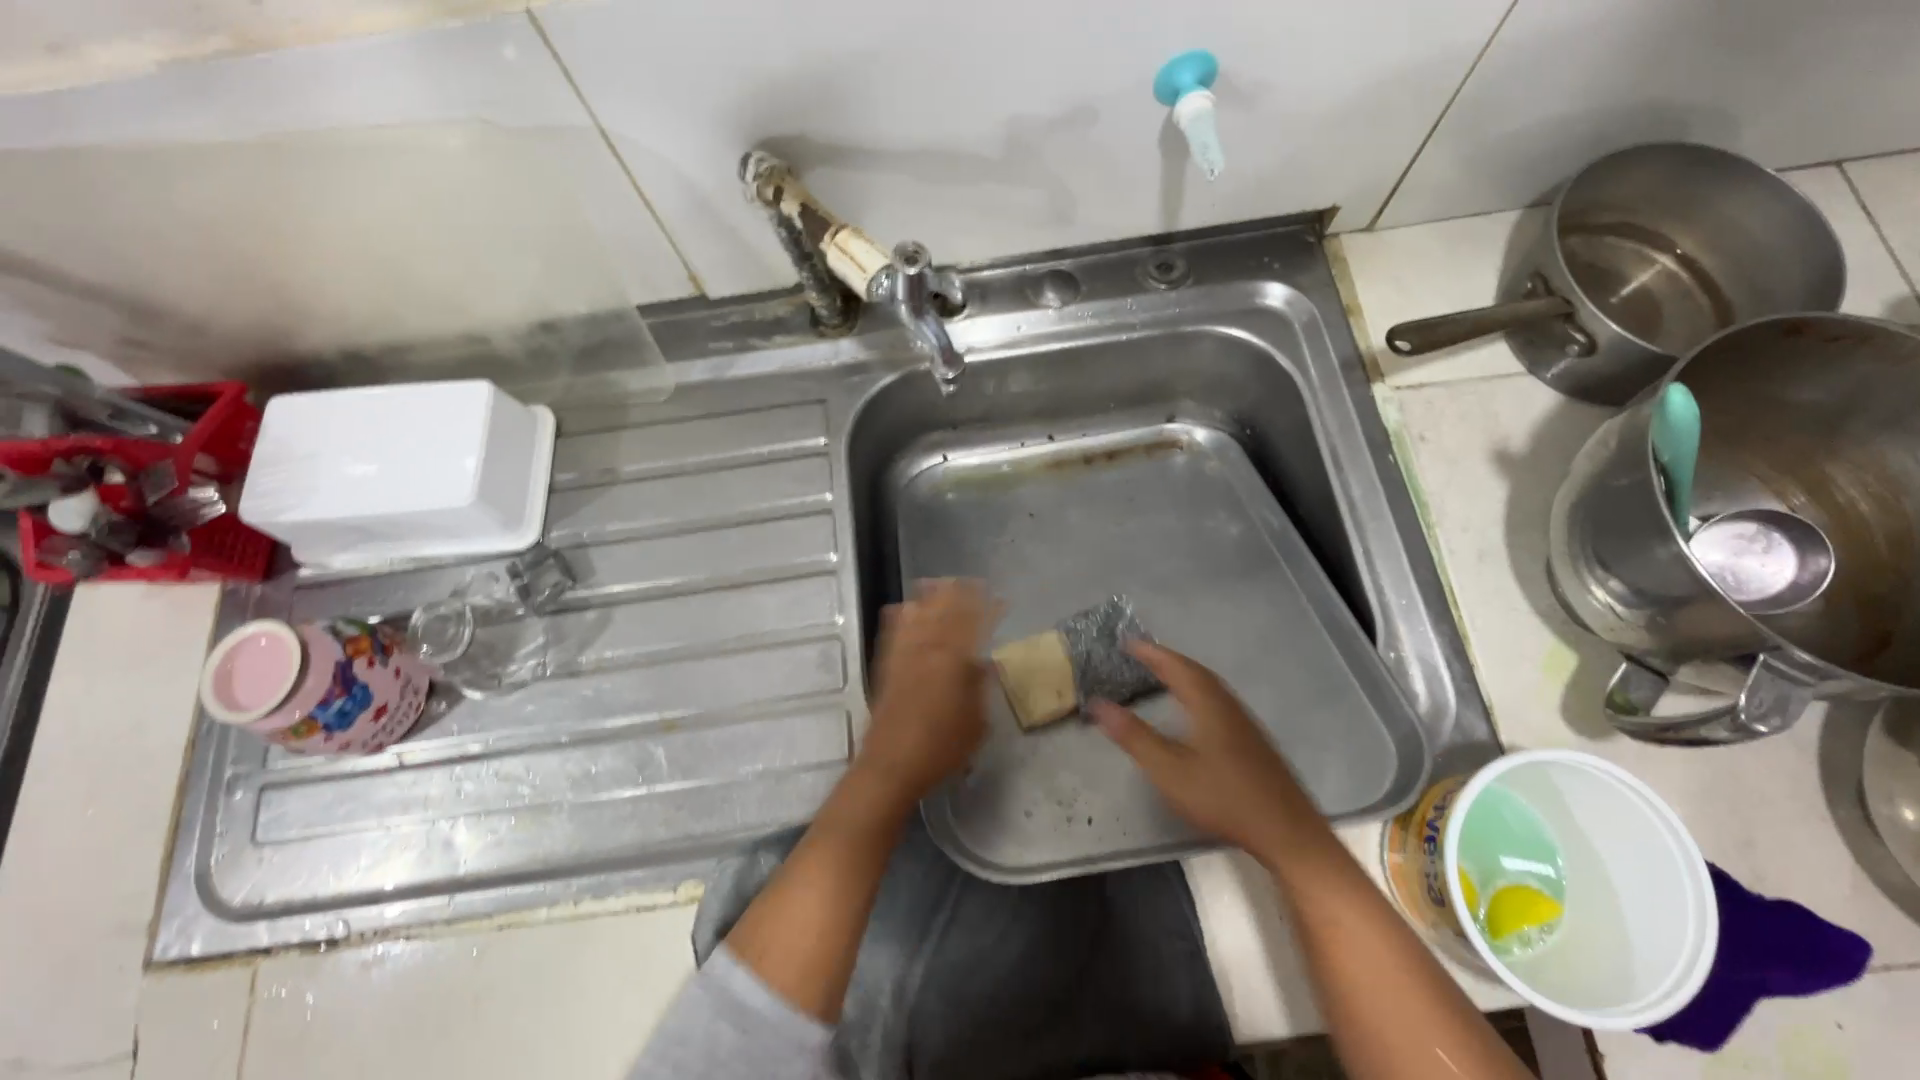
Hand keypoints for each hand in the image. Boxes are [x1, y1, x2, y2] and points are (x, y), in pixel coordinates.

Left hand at [856, 579, 996, 808]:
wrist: (891, 765)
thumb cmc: (941, 749)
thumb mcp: (976, 722)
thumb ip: (981, 687)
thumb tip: (987, 663)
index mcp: (955, 661)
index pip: (975, 624)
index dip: (989, 609)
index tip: (1002, 601)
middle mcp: (928, 650)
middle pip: (945, 611)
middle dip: (961, 594)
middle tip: (974, 583)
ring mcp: (904, 656)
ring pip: (919, 615)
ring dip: (932, 597)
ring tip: (943, 583)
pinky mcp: (886, 666)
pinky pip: (894, 631)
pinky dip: (903, 616)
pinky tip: (906, 607)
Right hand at [1089, 641, 1318, 863]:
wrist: (1284, 830)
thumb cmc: (1222, 797)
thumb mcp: (1168, 769)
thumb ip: (1134, 736)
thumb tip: (1099, 704)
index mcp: (1209, 706)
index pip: (1177, 667)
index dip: (1152, 653)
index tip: (1128, 642)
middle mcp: (1229, 706)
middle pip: (1197, 673)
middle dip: (1168, 661)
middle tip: (1142, 655)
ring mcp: (1245, 724)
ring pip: (1212, 688)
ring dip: (1185, 676)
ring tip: (1163, 676)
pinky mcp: (1253, 742)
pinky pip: (1219, 702)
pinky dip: (1199, 693)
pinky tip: (1195, 712)